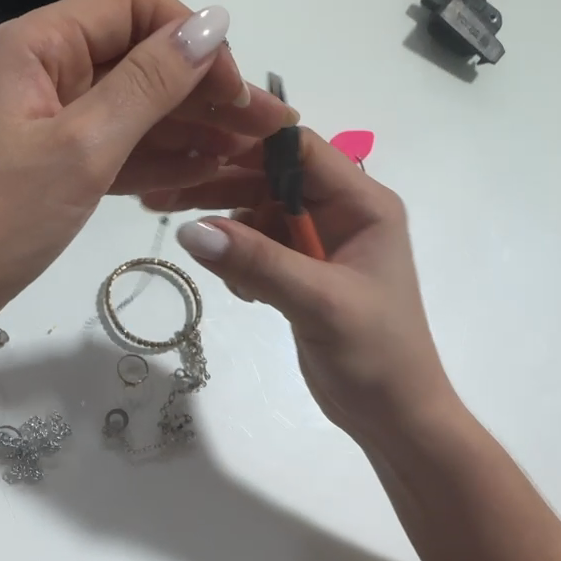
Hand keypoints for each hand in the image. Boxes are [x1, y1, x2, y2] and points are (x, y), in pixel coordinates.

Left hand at [0, 0, 293, 381]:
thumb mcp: (82, 146)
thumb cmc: (0, 219)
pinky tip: (203, 173)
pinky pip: (116, 150)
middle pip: (140, 60)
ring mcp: (50, 123)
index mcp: (41, 46)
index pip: (133, 7)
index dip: (190, 38)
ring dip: (188, 130)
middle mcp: (46, 73)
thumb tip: (210, 24)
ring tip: (245, 156)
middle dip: (202, 91)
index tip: (232, 87)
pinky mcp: (55, 168)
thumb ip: (148, 84)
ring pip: (133, 111)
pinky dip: (156, 161)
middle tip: (264, 130)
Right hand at [144, 128, 460, 445]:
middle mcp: (341, 215)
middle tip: (167, 203)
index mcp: (362, 204)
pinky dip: (241, 266)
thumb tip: (190, 230)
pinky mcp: (302, 277)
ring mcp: (320, 248)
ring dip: (233, 236)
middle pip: (272, 181)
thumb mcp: (317, 302)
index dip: (248, 147)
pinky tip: (243, 293)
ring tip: (217, 267)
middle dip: (225, 192)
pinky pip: (259, 252)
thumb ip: (256, 263)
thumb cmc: (374, 353)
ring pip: (260, 218)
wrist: (392, 413)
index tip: (190, 156)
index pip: (300, 151)